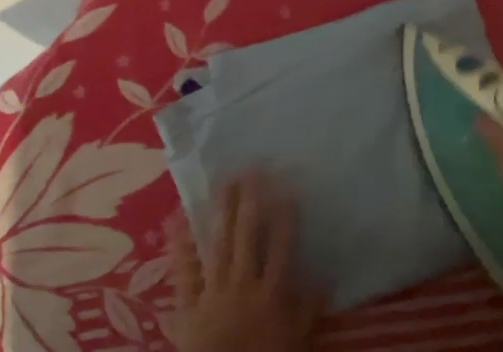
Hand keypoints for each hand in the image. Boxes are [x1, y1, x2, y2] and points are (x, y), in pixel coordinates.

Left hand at [170, 174, 321, 351]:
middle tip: (251, 168)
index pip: (279, 247)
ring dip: (221, 211)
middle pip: (246, 235)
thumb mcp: (296, 340)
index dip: (284, 217)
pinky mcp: (190, 300)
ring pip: (218, 243)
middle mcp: (242, 281)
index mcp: (270, 292)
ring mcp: (214, 287)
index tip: (286, 186)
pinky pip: (184, 269)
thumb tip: (326, 277)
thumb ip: (309, 309)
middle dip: (249, 201)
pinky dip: (180, 244)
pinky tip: (177, 217)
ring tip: (224, 180)